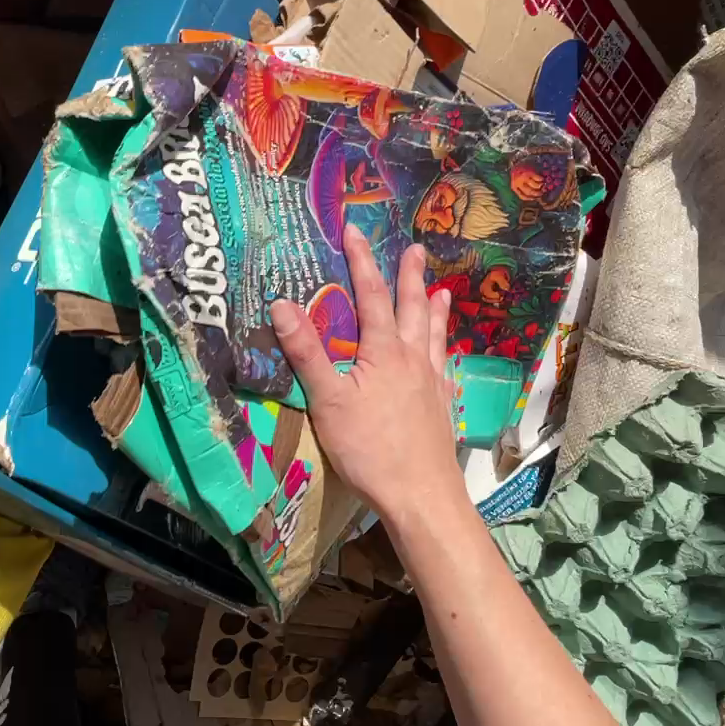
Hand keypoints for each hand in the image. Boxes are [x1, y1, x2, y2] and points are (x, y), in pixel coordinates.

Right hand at [269, 225, 462, 525]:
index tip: (355, 230)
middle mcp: (412, 359)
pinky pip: (442, 366)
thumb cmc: (369, 447)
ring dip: (433, 309)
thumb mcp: (328, 400)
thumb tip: (281, 304)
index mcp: (383, 352)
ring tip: (441, 291)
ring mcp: (430, 383)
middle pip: (410, 308)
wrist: (421, 496)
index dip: (361, 261)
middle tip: (415, 248)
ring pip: (432, 335)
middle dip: (409, 276)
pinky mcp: (439, 407)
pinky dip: (442, 349)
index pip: (371, 296)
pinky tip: (442, 355)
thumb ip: (306, 352)